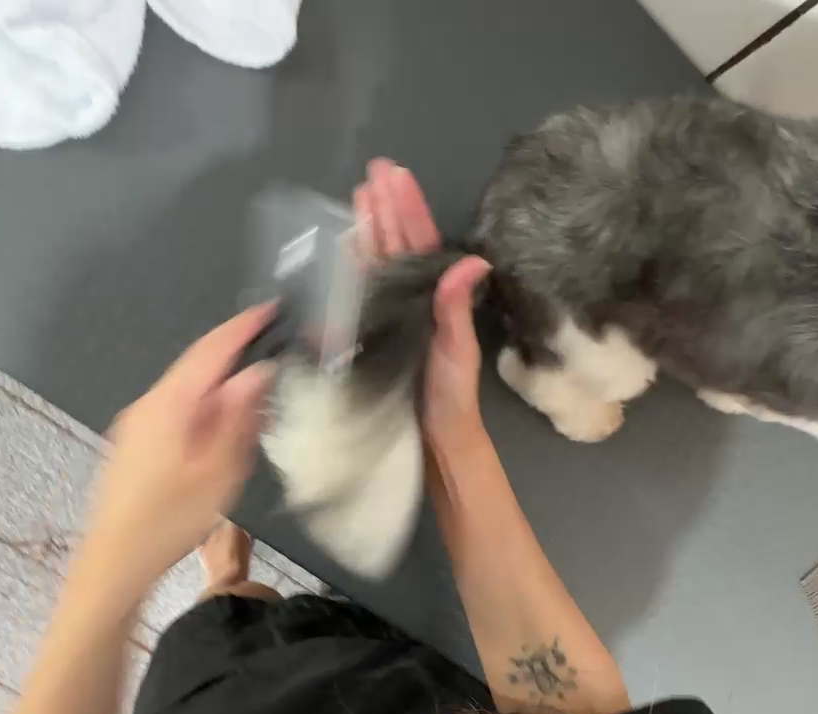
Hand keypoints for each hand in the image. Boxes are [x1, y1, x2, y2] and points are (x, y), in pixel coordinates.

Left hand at [68, 305, 275, 612]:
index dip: (242, 328)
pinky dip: (207, 411)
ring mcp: (138, 424)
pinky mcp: (136, 444)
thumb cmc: (171, 519)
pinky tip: (224, 435)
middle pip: (198, 369)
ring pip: (189, 393)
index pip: (211, 350)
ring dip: (224, 392)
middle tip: (277, 369)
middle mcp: (149, 405)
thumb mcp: (219, 471)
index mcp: (170, 405)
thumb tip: (256, 374)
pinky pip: (179, 412)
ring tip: (260, 410)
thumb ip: (238, 418)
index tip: (271, 310)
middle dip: (237, 361)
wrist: (115, 561)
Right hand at [353, 158, 492, 452]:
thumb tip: (472, 261)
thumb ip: (456, 308)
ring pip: (379, 262)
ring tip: (359, 195)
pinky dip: (353, 266)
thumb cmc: (450, 397)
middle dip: (386, 207)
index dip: (409, 209)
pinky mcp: (374, 334)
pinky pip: (361, 293)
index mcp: (438, 298)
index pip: (421, 244)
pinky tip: (344, 245)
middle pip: (398, 245)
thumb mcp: (457, 351)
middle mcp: (415, 299)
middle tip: (372, 171)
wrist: (435, 438)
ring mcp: (393, 314)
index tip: (396, 175)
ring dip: (369, 228)